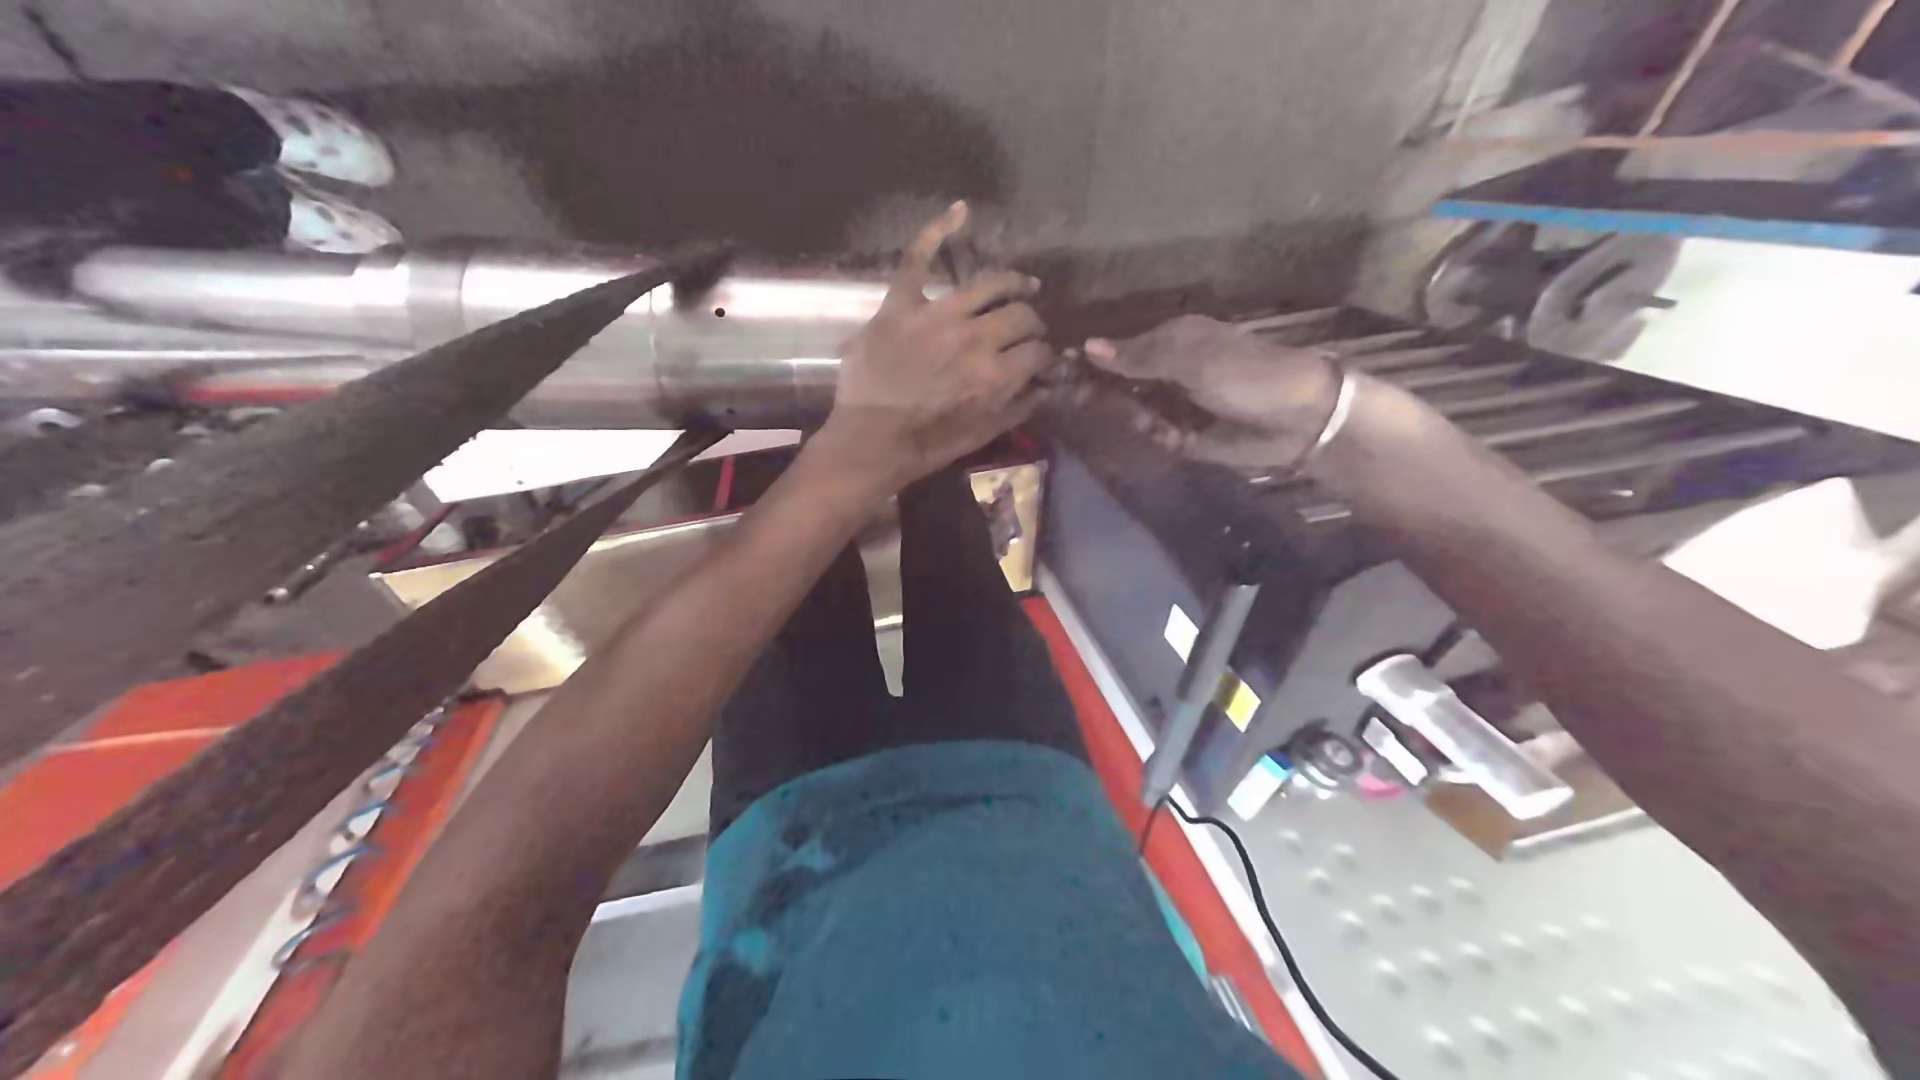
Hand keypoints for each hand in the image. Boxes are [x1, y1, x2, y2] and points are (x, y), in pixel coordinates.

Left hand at [813, 202, 1053, 492]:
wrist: (870, 441)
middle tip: (1026, 329)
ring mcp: (937, 315)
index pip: (1038, 351)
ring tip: (1022, 284)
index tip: (1038, 360)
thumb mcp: (981, 435)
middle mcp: (975, 337)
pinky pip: (919, 257)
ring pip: (989, 283)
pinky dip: (937, 230)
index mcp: (996, 374)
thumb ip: (1017, 410)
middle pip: (1021, 316)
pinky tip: (961, 211)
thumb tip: (1046, 389)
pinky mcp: (902, 303)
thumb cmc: (926, 445)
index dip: (1043, 356)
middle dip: (1032, 323)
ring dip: (1013, 282)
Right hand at [1084, 315, 1343, 469]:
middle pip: (1121, 381)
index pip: (1120, 349)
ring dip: (1132, 416)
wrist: (1300, 419)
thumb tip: (1088, 346)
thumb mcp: (1191, 360)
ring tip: (1150, 422)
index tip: (1061, 372)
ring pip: (1133, 410)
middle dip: (1102, 392)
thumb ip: (1139, 357)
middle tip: (1077, 401)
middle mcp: (1170, 371)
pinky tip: (1171, 435)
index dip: (1092, 361)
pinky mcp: (1186, 435)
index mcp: (1173, 341)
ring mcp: (1176, 404)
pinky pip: (1156, 435)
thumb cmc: (1247, 375)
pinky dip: (1157, 436)